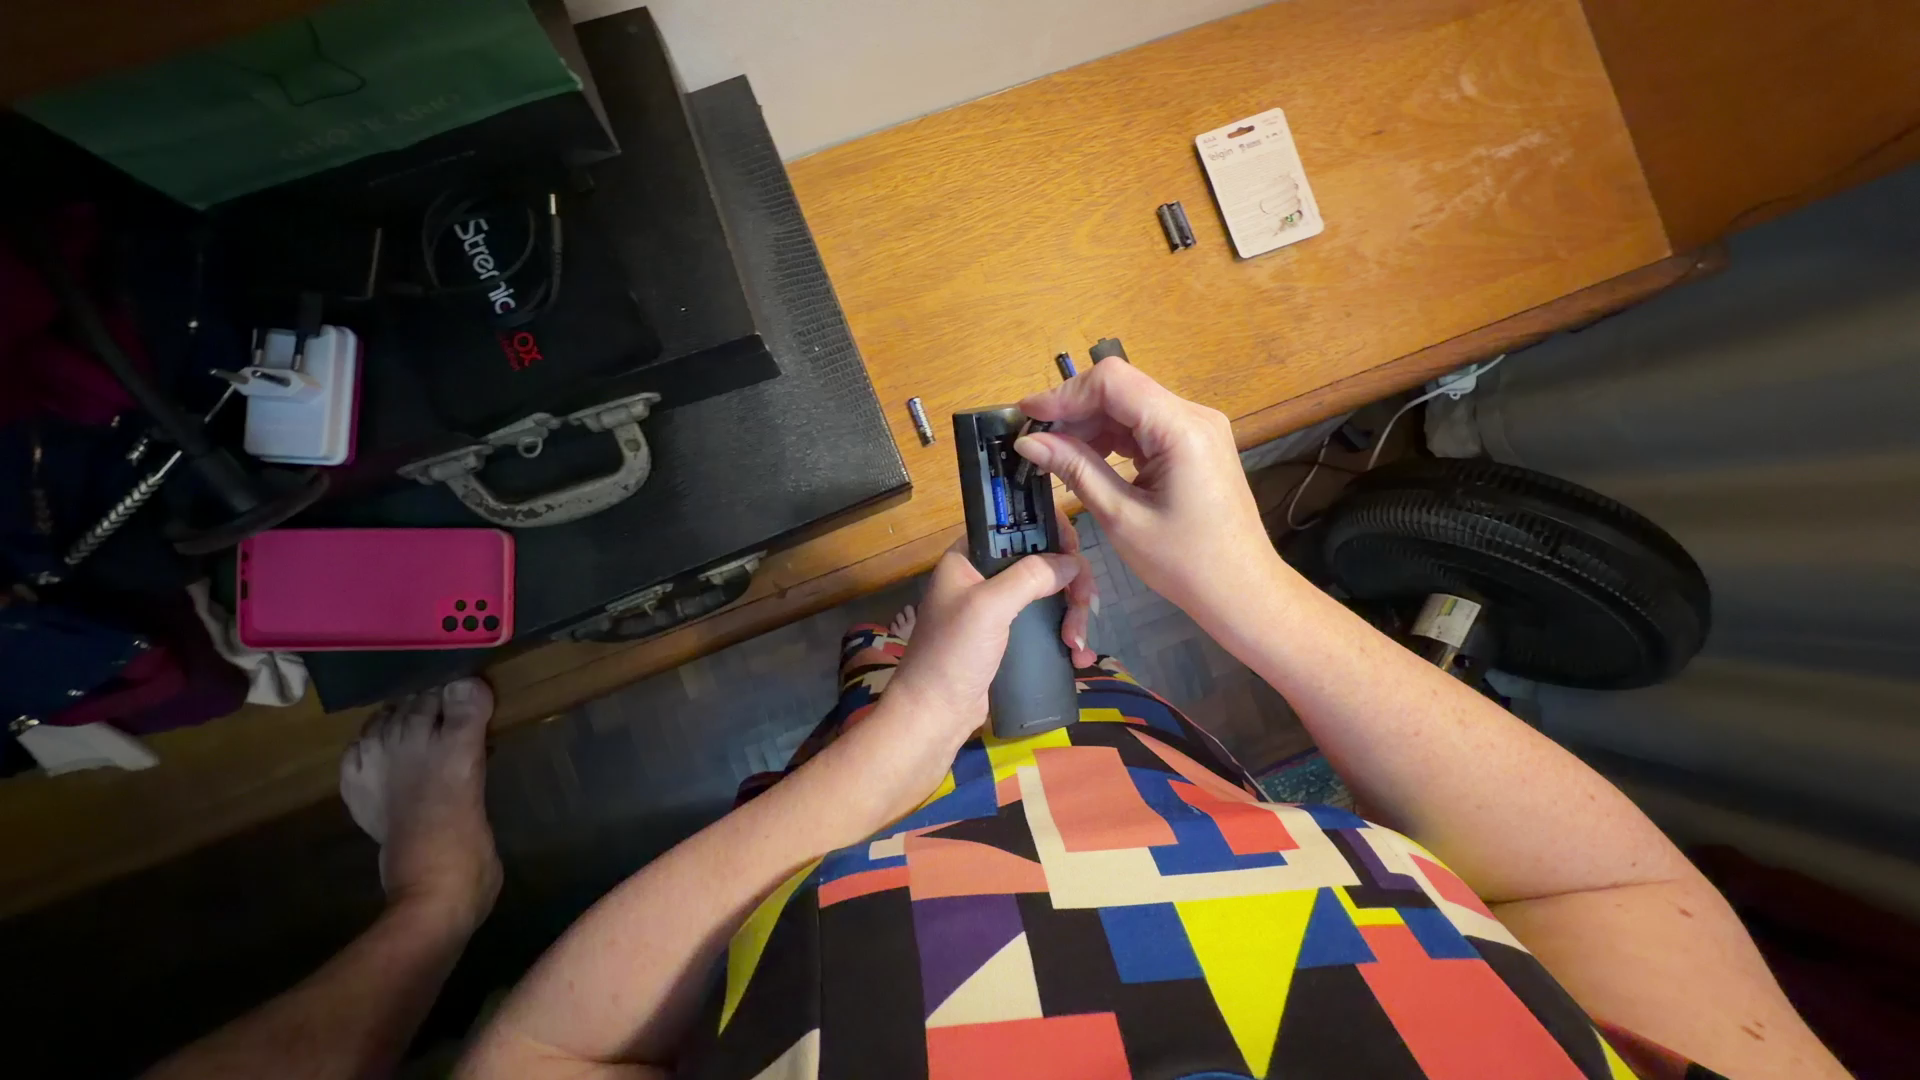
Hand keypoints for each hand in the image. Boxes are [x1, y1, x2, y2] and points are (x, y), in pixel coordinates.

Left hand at [882, 546, 1089, 750]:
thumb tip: (1072, 561)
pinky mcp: (1011, 638)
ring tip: (1077, 645)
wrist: (936, 713)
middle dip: (1070, 585)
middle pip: (1043, 563)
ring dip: (1073, 616)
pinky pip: (1048, 625)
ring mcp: (999, 609)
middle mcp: (985, 577)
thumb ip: (1030, 576)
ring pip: (1051, 596)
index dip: (1050, 534)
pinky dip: (1067, 637)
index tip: (1076, 554)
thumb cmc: (953, 653)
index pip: (1016, 527)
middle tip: (1085, 607)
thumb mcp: (988, 606)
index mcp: (970, 558)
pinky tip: (1078, 656)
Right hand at [1014, 357, 1276, 620]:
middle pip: (1120, 389)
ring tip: (1053, 456)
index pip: (1113, 381)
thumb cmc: (1184, 562)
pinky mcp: (1193, 443)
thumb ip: (1075, 469)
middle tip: (1034, 441)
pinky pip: (1143, 426)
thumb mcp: (1121, 517)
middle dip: (1073, 411)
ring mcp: (1196, 427)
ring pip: (1128, 406)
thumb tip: (1028, 440)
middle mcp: (1194, 415)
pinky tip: (1084, 462)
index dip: (1064, 393)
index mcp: (1181, 429)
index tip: (1026, 414)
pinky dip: (1110, 439)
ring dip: (1088, 426)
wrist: (1240, 589)